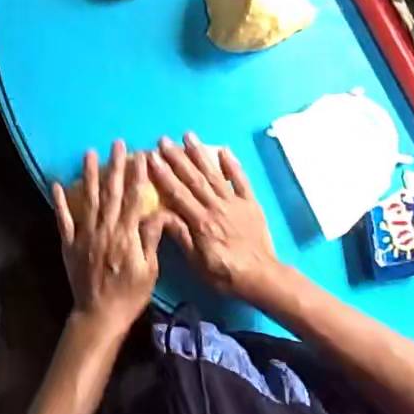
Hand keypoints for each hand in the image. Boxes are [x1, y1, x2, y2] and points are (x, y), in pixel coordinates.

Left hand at [51, 141, 165, 338]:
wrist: (100, 314)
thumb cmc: (130, 295)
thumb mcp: (149, 270)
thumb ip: (150, 239)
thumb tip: (157, 213)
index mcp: (127, 235)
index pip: (135, 199)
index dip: (138, 176)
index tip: (141, 156)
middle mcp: (105, 229)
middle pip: (112, 193)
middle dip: (115, 167)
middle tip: (117, 144)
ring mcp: (85, 235)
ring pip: (88, 199)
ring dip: (89, 175)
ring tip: (89, 153)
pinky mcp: (70, 243)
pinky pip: (63, 219)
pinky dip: (59, 202)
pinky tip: (57, 184)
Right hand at [150, 133, 292, 307]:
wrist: (262, 278)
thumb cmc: (224, 273)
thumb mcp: (196, 261)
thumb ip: (180, 234)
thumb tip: (160, 213)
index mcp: (200, 221)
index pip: (177, 193)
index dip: (163, 174)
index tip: (151, 157)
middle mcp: (216, 207)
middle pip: (193, 178)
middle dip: (177, 158)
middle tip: (163, 140)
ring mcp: (235, 203)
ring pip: (214, 174)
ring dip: (200, 154)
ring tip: (188, 135)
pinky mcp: (251, 204)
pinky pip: (241, 181)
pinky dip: (233, 165)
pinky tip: (223, 149)